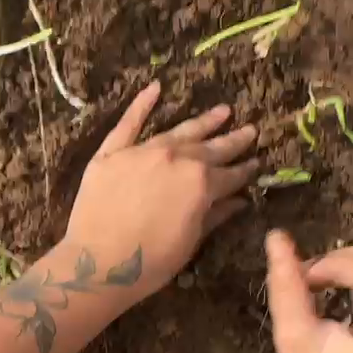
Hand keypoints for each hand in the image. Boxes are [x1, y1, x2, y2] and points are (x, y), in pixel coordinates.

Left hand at [62, 81, 257, 298]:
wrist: (96, 264)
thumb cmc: (149, 263)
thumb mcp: (189, 243)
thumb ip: (213, 216)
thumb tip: (237, 201)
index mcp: (200, 184)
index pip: (229, 175)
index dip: (243, 171)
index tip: (255, 164)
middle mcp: (176, 159)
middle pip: (209, 148)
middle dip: (231, 140)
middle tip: (249, 130)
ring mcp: (142, 152)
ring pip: (177, 132)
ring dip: (202, 122)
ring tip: (222, 111)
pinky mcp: (112, 153)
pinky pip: (128, 123)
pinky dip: (141, 104)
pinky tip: (155, 88)